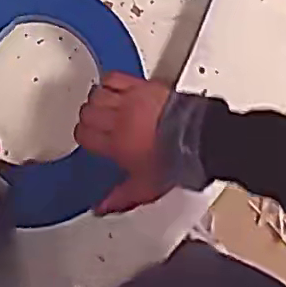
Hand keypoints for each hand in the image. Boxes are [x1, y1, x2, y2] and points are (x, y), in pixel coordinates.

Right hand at [74, 73, 173, 215]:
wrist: (201, 141)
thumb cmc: (177, 162)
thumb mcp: (146, 188)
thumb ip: (120, 197)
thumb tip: (102, 208)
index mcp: (117, 145)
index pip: (84, 134)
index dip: (84, 136)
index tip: (90, 138)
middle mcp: (119, 120)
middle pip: (87, 112)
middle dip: (89, 118)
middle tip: (97, 123)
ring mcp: (129, 101)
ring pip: (97, 93)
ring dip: (97, 100)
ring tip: (105, 106)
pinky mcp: (141, 86)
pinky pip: (114, 77)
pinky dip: (109, 82)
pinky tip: (114, 90)